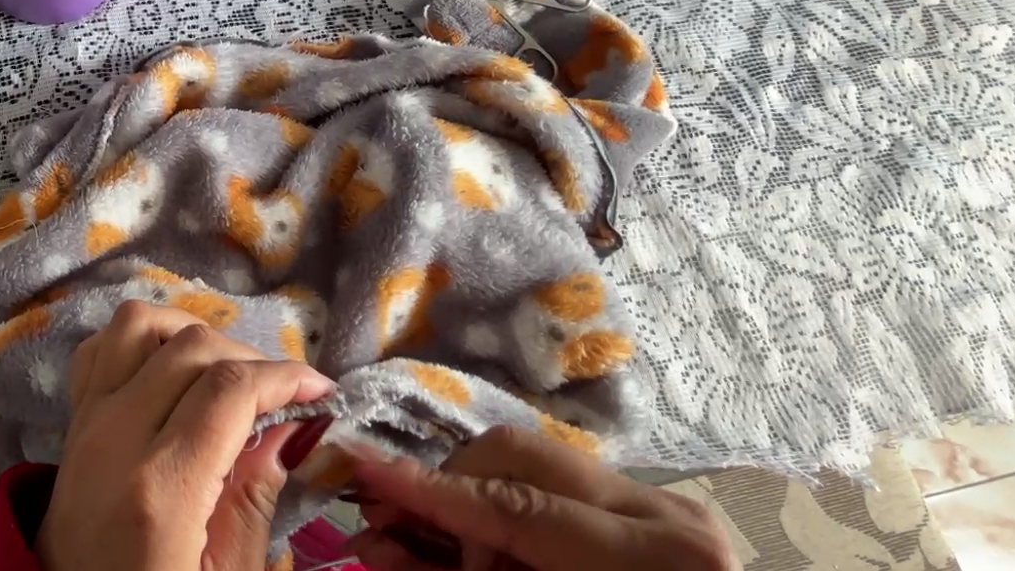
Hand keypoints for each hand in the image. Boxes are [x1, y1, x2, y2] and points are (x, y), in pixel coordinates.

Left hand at [37, 300, 335, 570]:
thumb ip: (256, 498)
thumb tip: (291, 425)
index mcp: (159, 488)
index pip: (229, 390)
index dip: (284, 377)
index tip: (319, 390)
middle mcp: (116, 434)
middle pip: (192, 346)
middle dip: (249, 358)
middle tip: (280, 395)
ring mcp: (86, 417)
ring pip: (139, 322)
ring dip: (190, 332)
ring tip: (224, 370)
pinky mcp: (71, 414)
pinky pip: (101, 343)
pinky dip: (139, 340)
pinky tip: (169, 369)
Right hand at [346, 426, 738, 570]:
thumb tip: (377, 546)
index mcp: (651, 558)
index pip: (513, 506)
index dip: (429, 490)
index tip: (358, 464)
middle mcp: (656, 513)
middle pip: (510, 457)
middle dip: (444, 488)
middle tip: (394, 523)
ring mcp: (655, 504)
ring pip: (523, 461)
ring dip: (461, 496)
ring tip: (412, 529)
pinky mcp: (647, 509)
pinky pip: (547, 483)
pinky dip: (498, 508)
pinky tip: (464, 537)